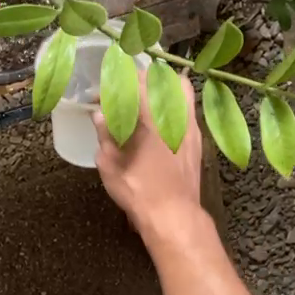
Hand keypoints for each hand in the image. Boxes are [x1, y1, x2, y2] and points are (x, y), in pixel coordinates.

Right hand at [93, 63, 203, 237]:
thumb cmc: (138, 189)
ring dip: (159, 86)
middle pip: (158, 80)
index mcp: (148, 117)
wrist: (173, 214)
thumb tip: (100, 115)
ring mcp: (189, 125)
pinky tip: (162, 113)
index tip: (98, 95)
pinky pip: (188, 107)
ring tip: (144, 95)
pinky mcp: (196, 139)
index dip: (112, 86)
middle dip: (136, 80)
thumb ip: (106, 135)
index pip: (130, 85)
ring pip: (179, 89)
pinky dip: (174, 102)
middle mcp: (173, 114)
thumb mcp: (111, 164)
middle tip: (121, 90)